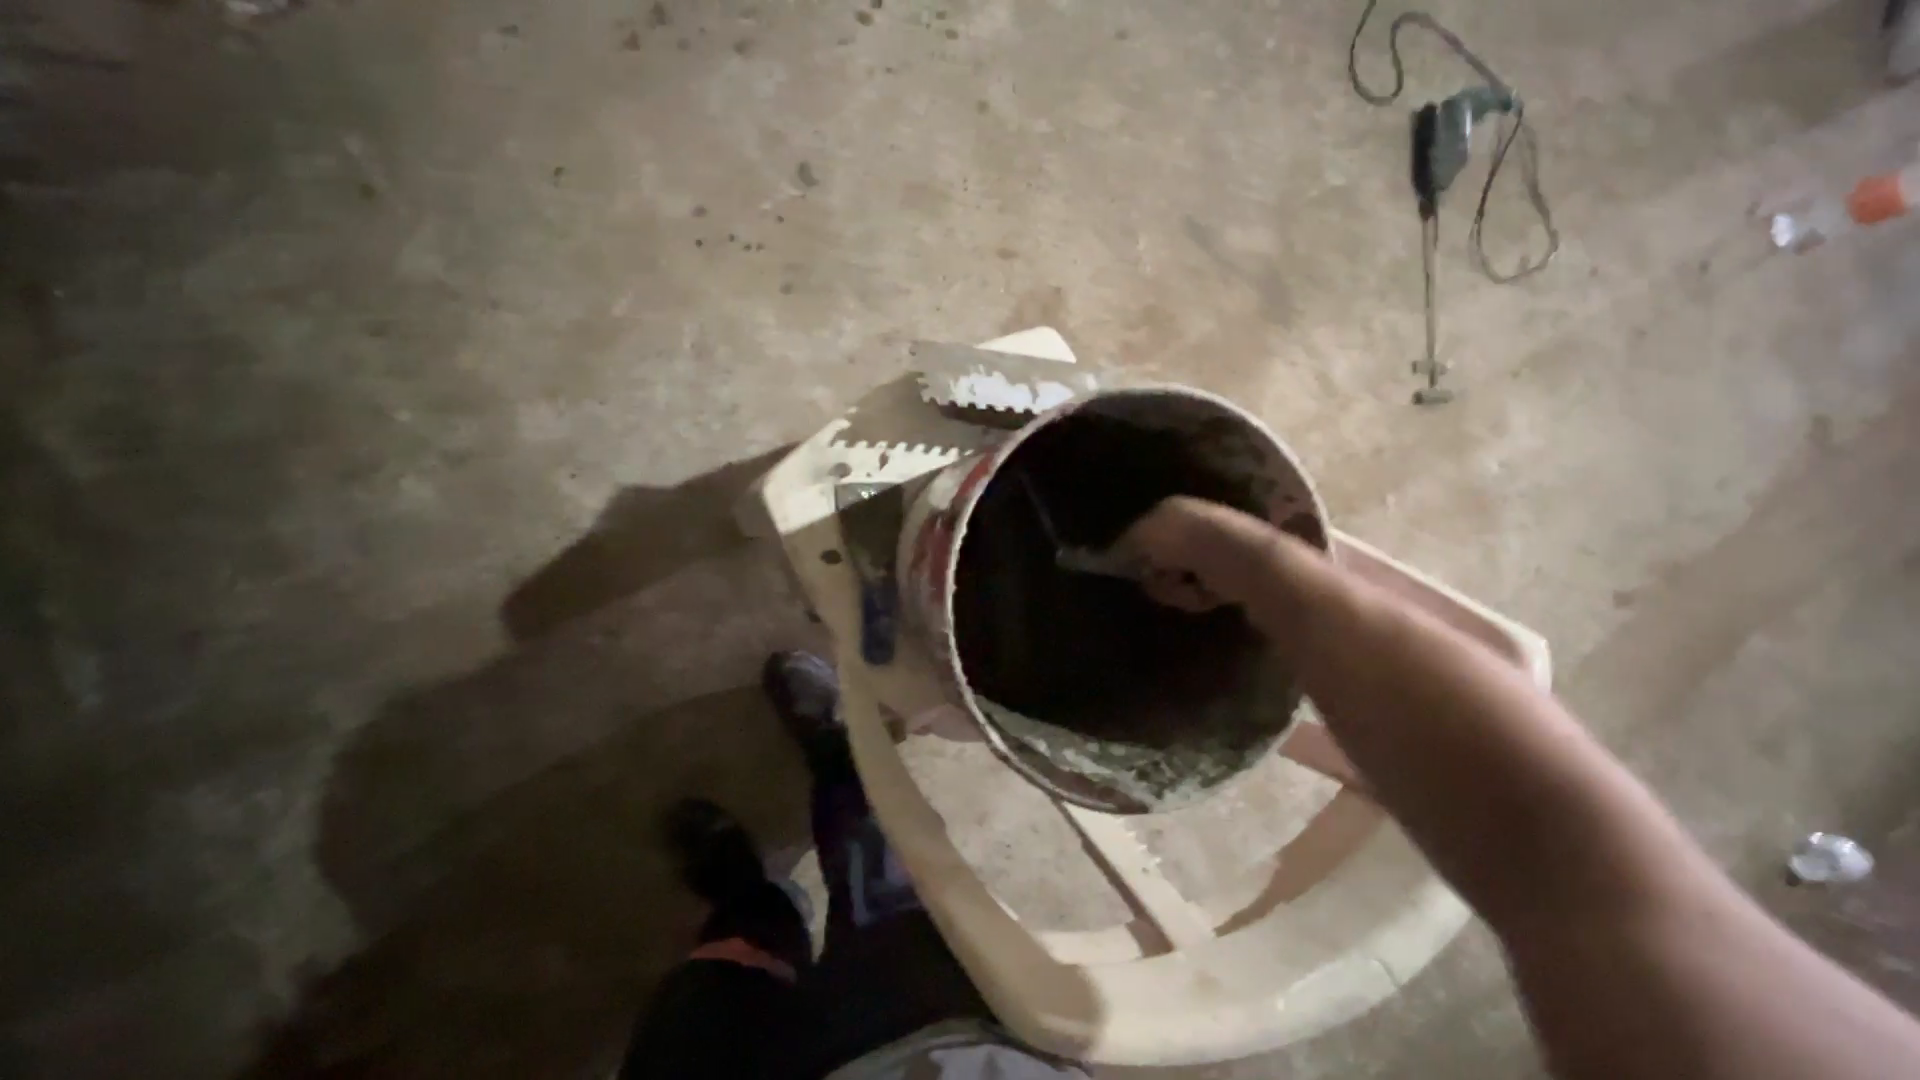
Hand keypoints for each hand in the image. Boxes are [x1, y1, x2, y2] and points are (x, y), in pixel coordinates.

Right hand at [1117, 496, 1287, 611]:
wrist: (1240, 560)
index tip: (1132, 570)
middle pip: (1159, 559)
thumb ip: (1124, 544)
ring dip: (1176, 590)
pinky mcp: (1230, 573)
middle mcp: (1194, 523)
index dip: (1134, 554)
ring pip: (1177, 578)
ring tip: (1190, 590)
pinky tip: (1208, 596)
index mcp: (1172, 508)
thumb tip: (1110, 556)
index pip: (1141, 533)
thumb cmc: (1186, 542)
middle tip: (1164, 579)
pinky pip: (1199, 591)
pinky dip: (1198, 597)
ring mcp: (1215, 548)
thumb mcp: (1143, 536)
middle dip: (1157, 575)